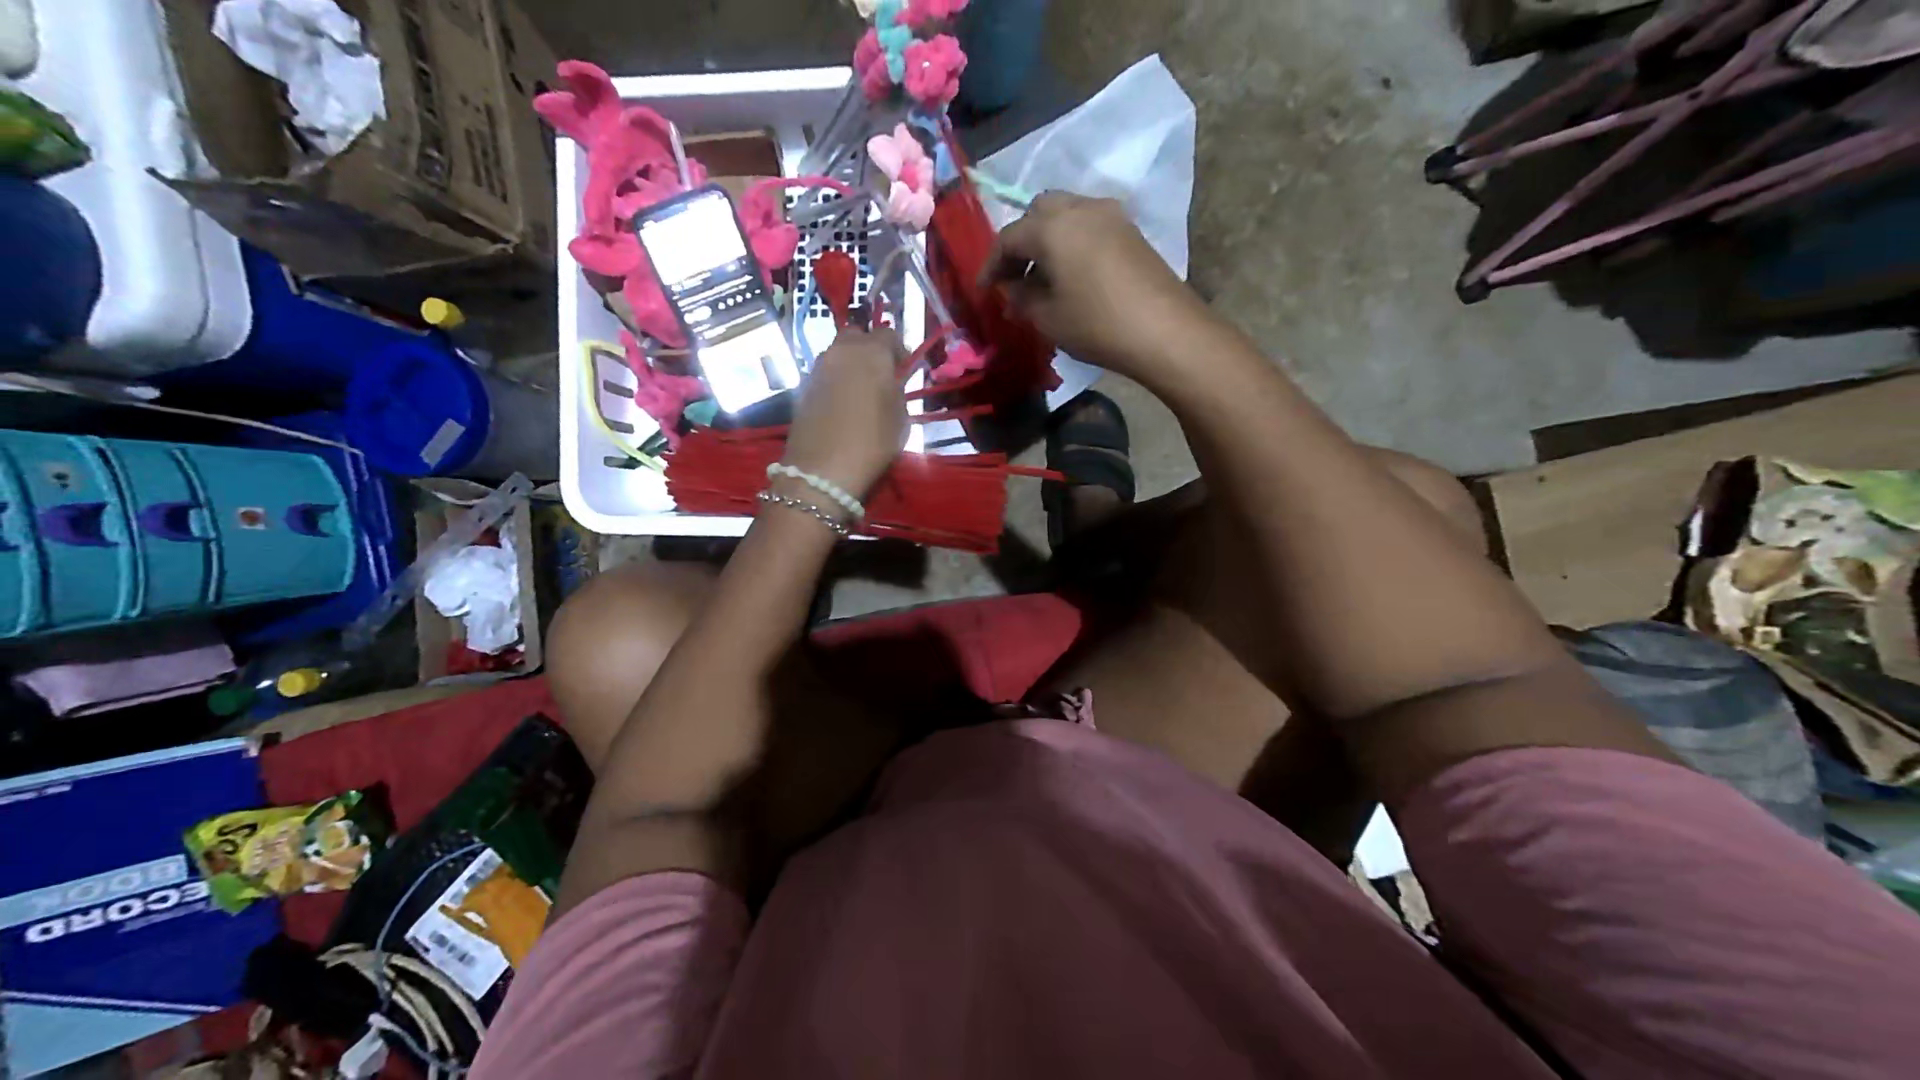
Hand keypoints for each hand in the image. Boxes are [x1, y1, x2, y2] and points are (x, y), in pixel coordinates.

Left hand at [782, 328, 907, 499]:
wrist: (822, 470)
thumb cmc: (872, 443)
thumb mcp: (901, 419)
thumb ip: (898, 390)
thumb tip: (892, 381)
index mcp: (872, 352)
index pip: (889, 334)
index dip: (898, 350)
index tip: (903, 370)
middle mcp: (842, 351)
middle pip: (856, 335)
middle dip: (868, 348)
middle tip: (878, 374)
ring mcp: (818, 367)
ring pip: (837, 353)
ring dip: (849, 364)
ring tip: (858, 391)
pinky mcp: (802, 386)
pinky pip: (824, 373)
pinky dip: (834, 380)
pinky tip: (840, 404)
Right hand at [982, 193, 1203, 374]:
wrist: (1165, 331)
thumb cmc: (1097, 324)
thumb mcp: (1048, 318)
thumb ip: (1022, 298)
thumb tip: (1013, 290)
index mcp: (1052, 226)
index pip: (1008, 237)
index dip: (991, 265)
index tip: (984, 291)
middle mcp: (1080, 208)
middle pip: (1038, 213)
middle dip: (1021, 242)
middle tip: (1013, 277)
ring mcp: (1110, 215)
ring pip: (1066, 215)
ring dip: (1047, 240)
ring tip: (1042, 278)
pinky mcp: (1130, 231)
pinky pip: (1089, 226)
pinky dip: (1071, 242)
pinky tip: (1071, 275)